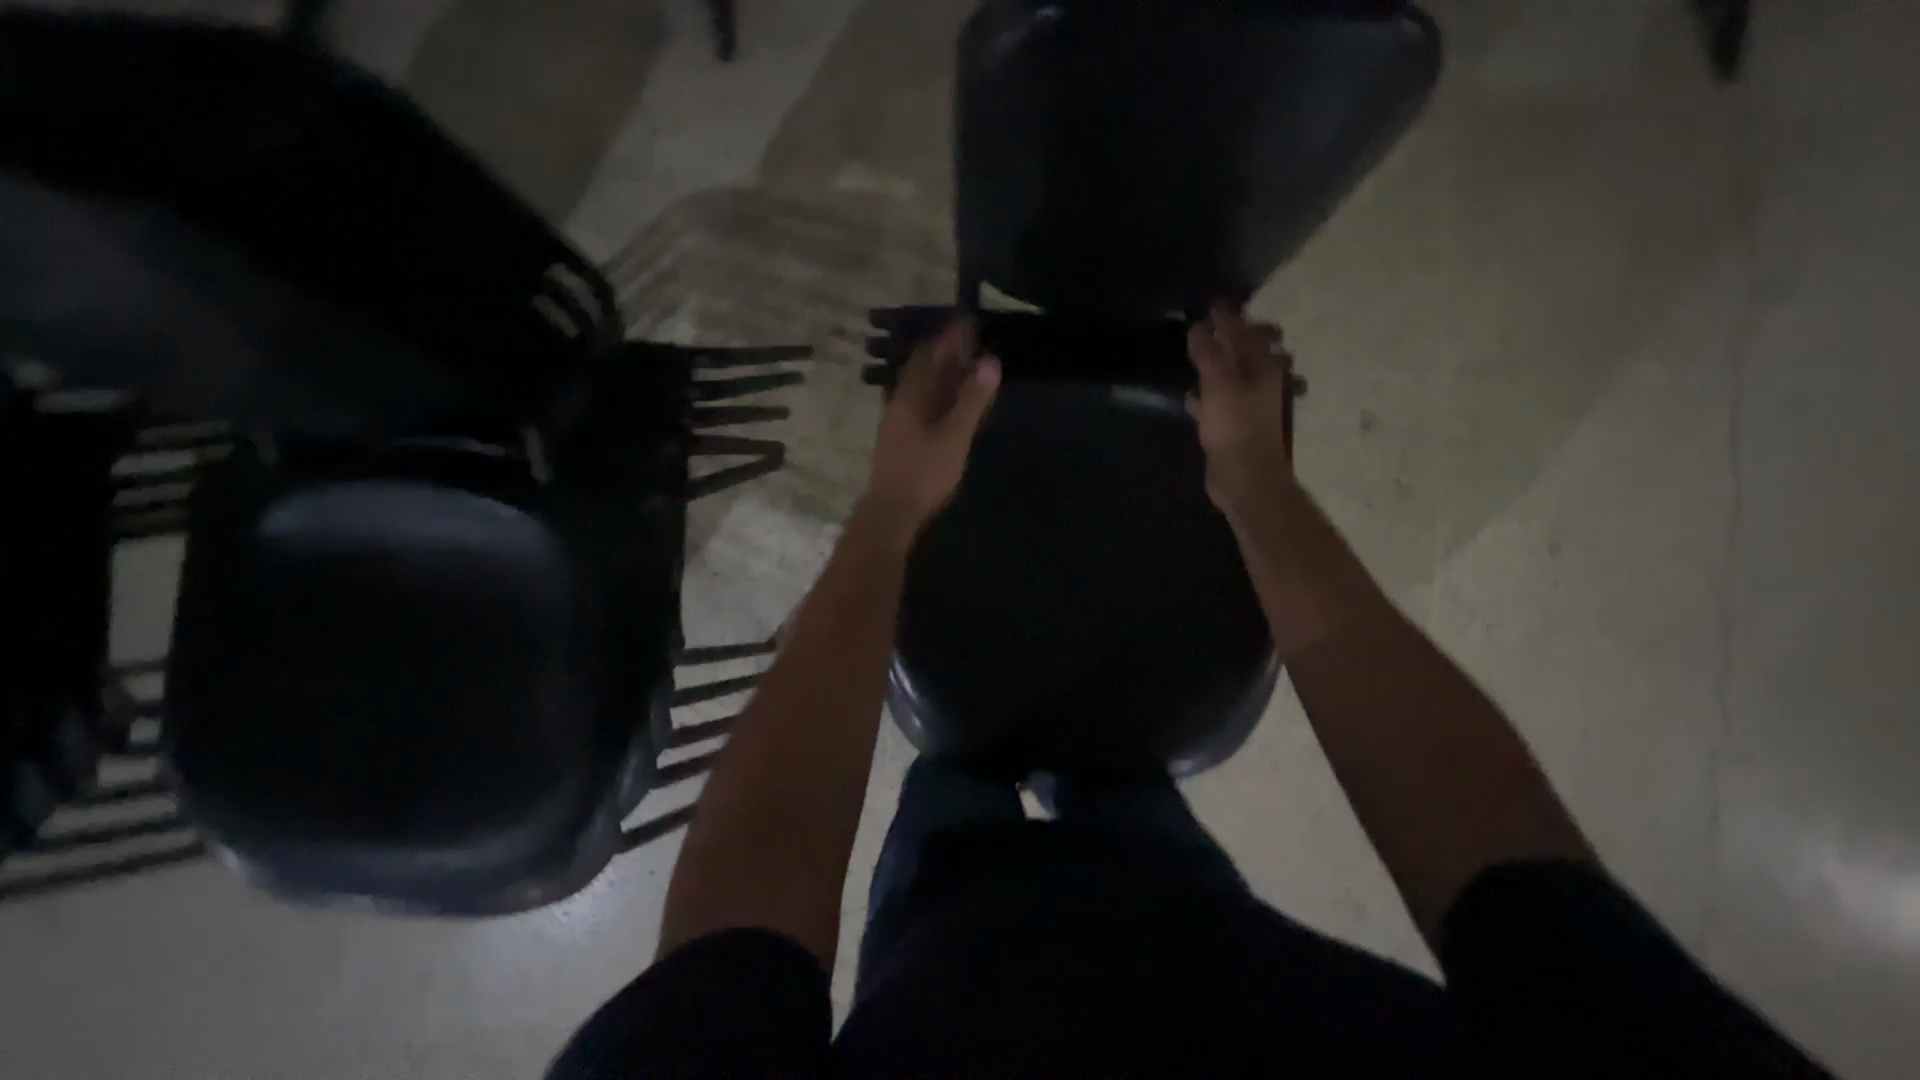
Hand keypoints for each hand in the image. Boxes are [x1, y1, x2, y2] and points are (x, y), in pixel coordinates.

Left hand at [857, 317, 1000, 546]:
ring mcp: (899, 423)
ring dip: (943, 375)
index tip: (969, 322)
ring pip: (923, 389)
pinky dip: (940, 396)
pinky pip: (923, 406)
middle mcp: (900, 403)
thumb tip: (990, 361)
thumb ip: (972, 400)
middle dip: (947, 353)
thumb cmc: (923, 474)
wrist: (891, 514)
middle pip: (923, 370)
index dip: (949, 338)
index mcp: (910, 397)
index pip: (929, 356)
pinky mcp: (903, 441)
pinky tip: (952, 403)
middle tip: (971, 339)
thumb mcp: (954, 437)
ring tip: (967, 365)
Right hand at [1187, 304, 1295, 512]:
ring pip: (1235, 376)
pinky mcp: (1235, 427)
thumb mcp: (1218, 383)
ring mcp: (1249, 406)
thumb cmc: (1235, 426)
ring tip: (1199, 355)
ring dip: (1220, 365)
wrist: (1246, 477)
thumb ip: (1208, 354)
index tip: (1211, 304)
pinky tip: (1192, 397)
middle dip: (1233, 338)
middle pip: (1249, 352)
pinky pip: (1220, 402)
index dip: (1229, 317)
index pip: (1246, 331)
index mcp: (1262, 367)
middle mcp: (1261, 382)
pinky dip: (1208, 395)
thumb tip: (1198, 327)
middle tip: (1212, 327)